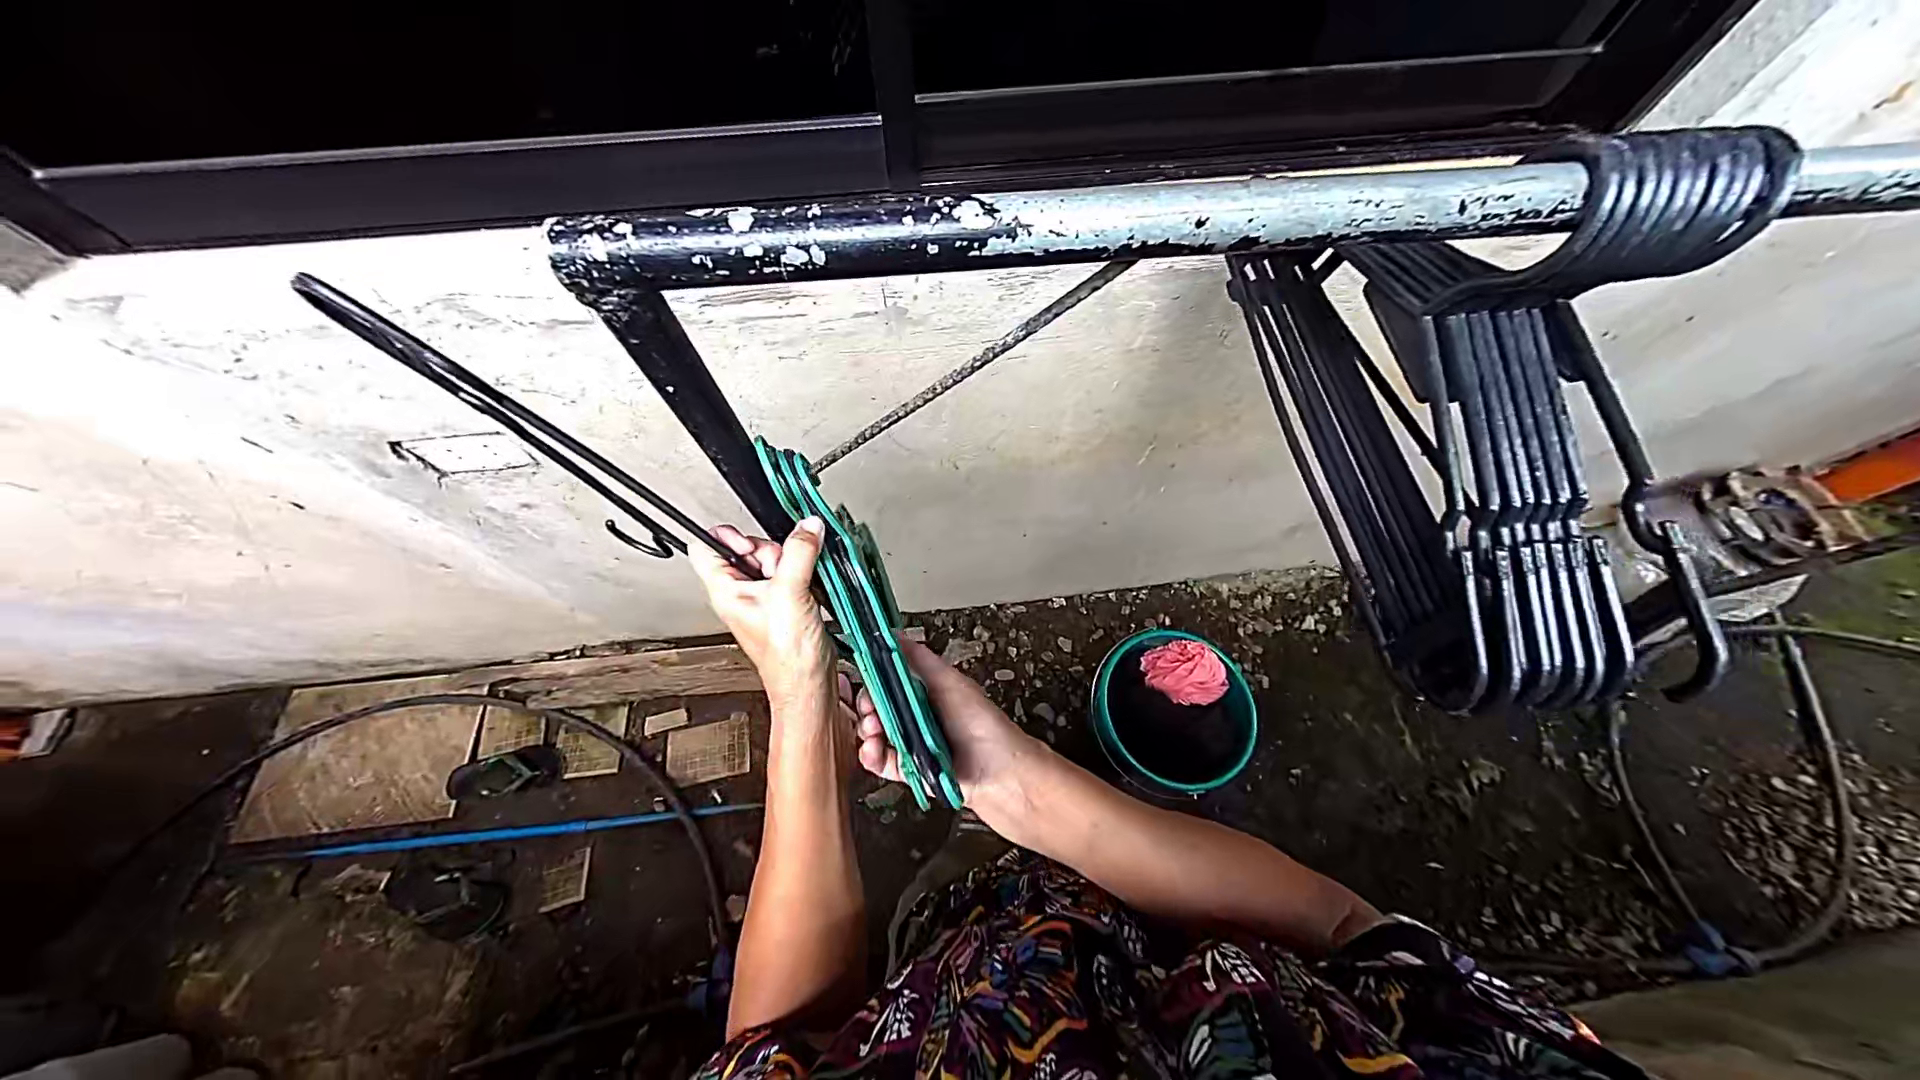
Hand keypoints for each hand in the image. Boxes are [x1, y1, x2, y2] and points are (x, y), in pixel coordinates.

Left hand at [690, 519, 834, 711]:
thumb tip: (808, 526)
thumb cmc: (785, 655)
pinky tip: (808, 589)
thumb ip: (799, 552)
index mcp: (725, 590)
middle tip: (782, 568)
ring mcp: (763, 597)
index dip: (726, 535)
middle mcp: (740, 592)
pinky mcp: (785, 602)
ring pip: (772, 560)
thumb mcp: (790, 592)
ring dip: (792, 563)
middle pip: (747, 548)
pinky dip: (803, 574)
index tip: (750, 541)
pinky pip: (792, 574)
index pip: (705, 547)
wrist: (808, 680)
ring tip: (798, 584)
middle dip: (771, 551)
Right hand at [849, 640, 1048, 813]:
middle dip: (867, 707)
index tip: (865, 679)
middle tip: (870, 710)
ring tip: (873, 730)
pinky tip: (872, 750)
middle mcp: (919, 715)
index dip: (874, 680)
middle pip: (879, 707)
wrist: (998, 770)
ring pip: (877, 734)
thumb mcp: (948, 681)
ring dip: (867, 731)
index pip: (890, 680)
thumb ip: (919, 658)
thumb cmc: (982, 723)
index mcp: (927, 691)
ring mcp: (914, 742)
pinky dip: (871, 756)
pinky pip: (882, 762)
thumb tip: (895, 633)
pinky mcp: (911, 769)